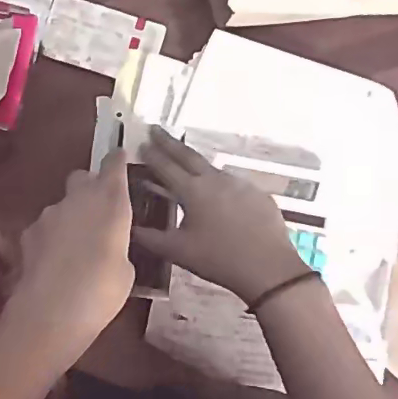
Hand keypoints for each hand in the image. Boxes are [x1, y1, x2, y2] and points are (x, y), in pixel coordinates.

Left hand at [0, 164, 134, 357]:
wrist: (53, 312)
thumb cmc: (104, 289)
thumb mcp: (125, 270)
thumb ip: (115, 248)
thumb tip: (105, 249)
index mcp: (108, 202)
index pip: (113, 167)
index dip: (115, 162)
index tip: (118, 157)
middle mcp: (74, 200)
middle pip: (79, 179)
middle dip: (87, 188)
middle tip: (95, 212)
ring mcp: (44, 218)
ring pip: (56, 209)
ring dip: (63, 222)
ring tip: (68, 251)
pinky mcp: (21, 239)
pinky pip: (25, 235)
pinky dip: (24, 240)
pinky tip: (5, 244)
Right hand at [135, 127, 306, 301]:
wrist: (269, 268)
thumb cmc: (218, 258)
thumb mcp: (178, 251)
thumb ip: (150, 238)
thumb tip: (129, 228)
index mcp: (193, 190)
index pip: (166, 166)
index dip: (152, 154)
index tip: (141, 141)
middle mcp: (216, 180)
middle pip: (188, 156)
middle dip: (170, 142)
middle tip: (156, 130)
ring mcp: (240, 185)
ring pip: (212, 169)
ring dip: (195, 163)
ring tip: (185, 163)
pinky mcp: (258, 195)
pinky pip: (232, 184)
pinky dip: (218, 183)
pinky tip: (218, 195)